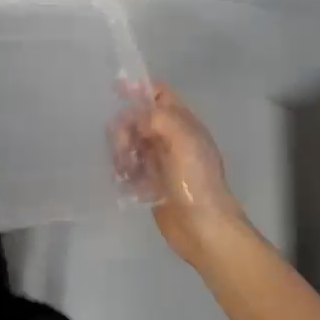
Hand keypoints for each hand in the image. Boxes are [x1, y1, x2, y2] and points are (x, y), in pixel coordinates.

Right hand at [120, 83, 251, 269]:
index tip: (115, 93)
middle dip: (125, 128)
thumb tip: (134, 116)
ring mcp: (160, 162)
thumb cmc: (196, 180)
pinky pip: (129, 169)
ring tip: (125, 170)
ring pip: (131, 144)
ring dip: (122, 152)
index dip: (139, 90)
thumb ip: (158, 118)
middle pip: (139, 119)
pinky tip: (125, 182)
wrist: (203, 228)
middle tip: (123, 147)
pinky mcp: (150, 184)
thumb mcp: (182, 139)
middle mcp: (171, 139)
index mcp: (183, 124)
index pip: (160, 95)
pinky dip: (123, 172)